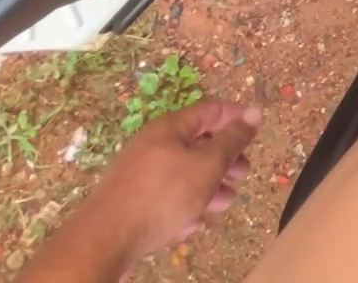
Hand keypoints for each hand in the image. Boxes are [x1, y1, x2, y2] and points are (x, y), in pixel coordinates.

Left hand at [21, 101, 258, 280]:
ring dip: (209, 186)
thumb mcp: (209, 164)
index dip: (238, 117)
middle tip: (242, 175)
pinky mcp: (129, 204)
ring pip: (184, 174)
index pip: (212, 110)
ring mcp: (138, 176)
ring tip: (223, 204)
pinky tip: (192, 224)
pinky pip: (165, 196)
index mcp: (170, 129)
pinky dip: (184, 205)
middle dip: (225, 160)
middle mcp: (152, 146)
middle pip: (199, 144)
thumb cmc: (162, 195)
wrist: (100, 246)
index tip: (256, 133)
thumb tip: (255, 112)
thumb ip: (234, 138)